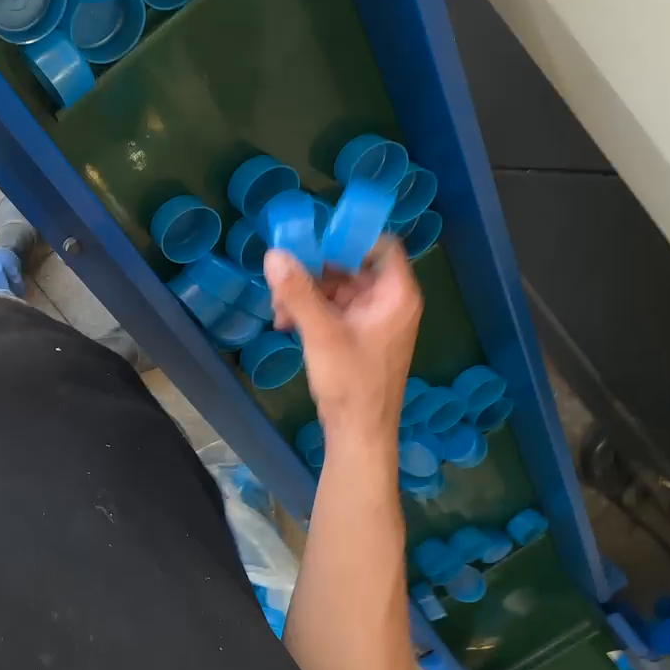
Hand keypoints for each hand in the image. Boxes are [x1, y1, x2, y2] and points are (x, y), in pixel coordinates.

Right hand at [264, 239, 422, 443]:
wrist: (358, 432)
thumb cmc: (351, 382)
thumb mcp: (320, 333)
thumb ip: (297, 292)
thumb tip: (274, 253)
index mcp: (395, 295)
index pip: (379, 246)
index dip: (347, 237)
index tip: (311, 237)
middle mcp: (388, 302)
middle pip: (350, 265)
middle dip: (313, 270)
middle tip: (282, 278)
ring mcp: (372, 319)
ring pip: (336, 287)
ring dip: (305, 292)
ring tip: (279, 308)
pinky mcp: (356, 334)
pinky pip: (331, 308)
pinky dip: (309, 310)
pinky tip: (284, 322)